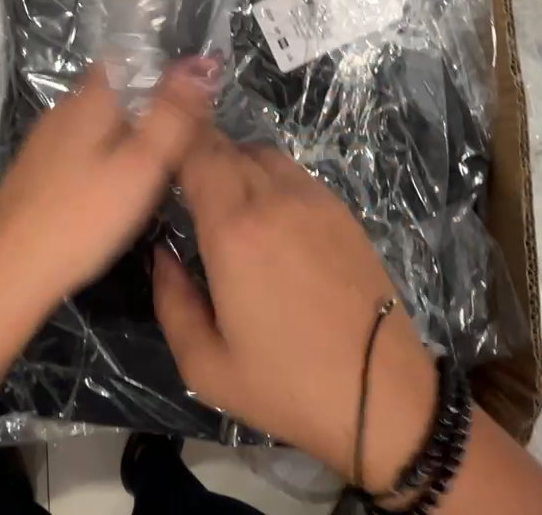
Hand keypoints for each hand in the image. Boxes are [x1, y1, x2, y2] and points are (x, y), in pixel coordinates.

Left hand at [0, 59, 219, 306]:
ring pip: (95, 126)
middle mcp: (62, 111)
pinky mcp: (32, 176)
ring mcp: (43, 144)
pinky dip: (102, 164)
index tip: (189, 102)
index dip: (160, 73)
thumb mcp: (143, 164)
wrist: (7, 274)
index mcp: (90, 100)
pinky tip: (112, 197)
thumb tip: (203, 61)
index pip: (127, 61)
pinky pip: (79, 154)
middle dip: (146, 110)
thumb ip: (174, 113)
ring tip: (154, 174)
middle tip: (182, 145)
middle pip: (112, 94)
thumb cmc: (83, 216)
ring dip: (124, 139)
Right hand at [152, 132, 438, 492]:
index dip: (173, 150)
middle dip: (199, 155)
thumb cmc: (288, 385)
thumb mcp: (205, 365)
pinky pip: (293, 171)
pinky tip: (265, 211)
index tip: (158, 168)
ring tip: (222, 196)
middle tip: (181, 184)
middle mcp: (273, 199)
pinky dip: (268, 175)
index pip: (197, 156)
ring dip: (234, 162)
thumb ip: (170, 301)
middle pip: (227, 148)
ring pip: (261, 153)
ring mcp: (312, 199)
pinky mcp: (340, 209)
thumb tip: (163, 253)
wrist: (383, 392)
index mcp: (234, 231)